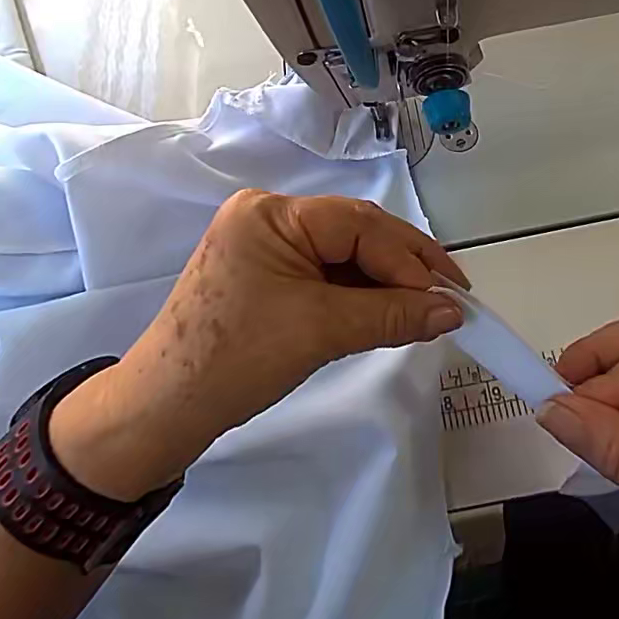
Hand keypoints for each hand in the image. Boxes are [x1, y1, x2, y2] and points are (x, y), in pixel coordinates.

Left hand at [54, 189, 466, 499]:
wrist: (168, 405)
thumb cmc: (236, 357)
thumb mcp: (319, 330)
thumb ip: (391, 315)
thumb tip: (450, 311)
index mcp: (270, 213)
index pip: (357, 224)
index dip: (408, 259)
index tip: (450, 297)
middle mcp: (265, 218)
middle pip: (351, 233)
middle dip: (401, 268)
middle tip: (450, 298)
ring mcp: (261, 247)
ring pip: (339, 256)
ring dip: (382, 283)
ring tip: (427, 309)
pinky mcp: (262, 276)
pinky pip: (320, 276)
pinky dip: (355, 296)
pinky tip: (386, 313)